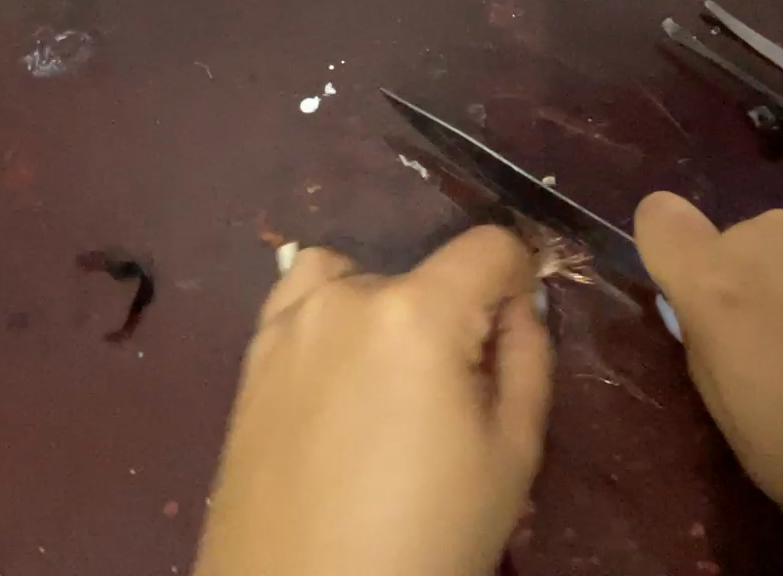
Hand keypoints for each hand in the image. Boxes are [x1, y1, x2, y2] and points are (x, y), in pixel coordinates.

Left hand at [195, 226, 552, 575]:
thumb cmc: (425, 537)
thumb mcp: (512, 454)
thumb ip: (528, 356)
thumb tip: (516, 304)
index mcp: (418, 313)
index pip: (489, 246)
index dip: (517, 277)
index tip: (514, 327)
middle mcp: (348, 295)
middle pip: (428, 273)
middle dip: (455, 316)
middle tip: (450, 396)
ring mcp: (292, 320)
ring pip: (365, 277)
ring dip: (391, 309)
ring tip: (389, 382)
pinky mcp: (253, 353)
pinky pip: (304, 297)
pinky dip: (331, 310)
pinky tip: (337, 371)